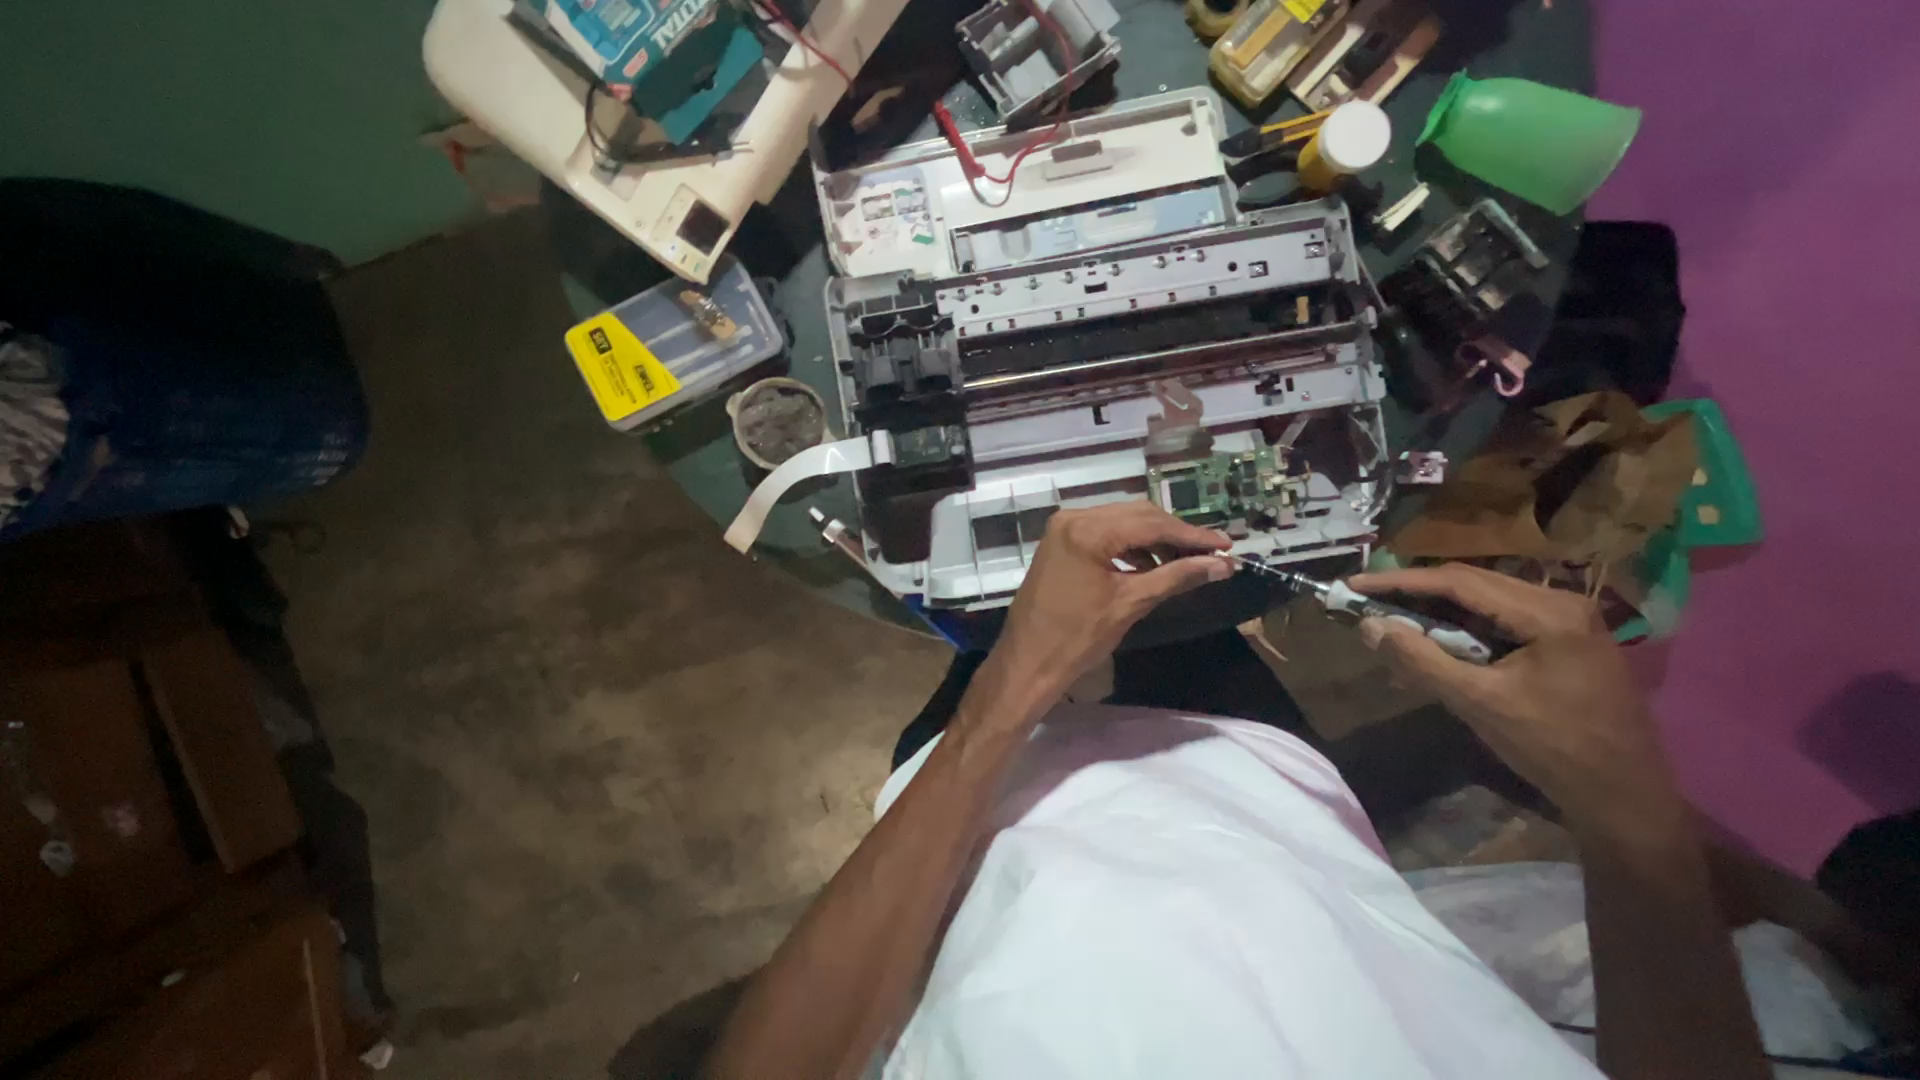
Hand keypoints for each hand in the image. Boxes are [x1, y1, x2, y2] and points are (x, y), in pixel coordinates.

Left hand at [992, 502, 1232, 704]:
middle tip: (1212, 553)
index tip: (1227, 546)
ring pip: (1122, 523)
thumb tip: (1221, 564)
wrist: (1028, 662)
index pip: (1151, 523)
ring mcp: (1063, 529)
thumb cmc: (1077, 638)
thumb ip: (1177, 576)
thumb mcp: (1131, 604)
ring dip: (1154, 540)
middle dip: (1175, 534)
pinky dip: (1131, 547)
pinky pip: (1105, 534)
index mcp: (1087, 530)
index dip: (1192, 535)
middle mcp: (1073, 518)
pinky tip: (1153, 566)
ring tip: (1187, 562)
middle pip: (1137, 515)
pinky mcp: (1061, 543)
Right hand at [1348, 564, 1678, 836]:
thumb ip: (1421, 660)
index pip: (1459, 582)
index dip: (1400, 582)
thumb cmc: (1554, 748)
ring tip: (1392, 621)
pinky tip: (1435, 645)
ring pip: (1485, 602)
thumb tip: (1369, 626)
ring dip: (1437, 611)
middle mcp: (1562, 603)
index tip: (1354, 585)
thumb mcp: (1479, 703)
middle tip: (1365, 600)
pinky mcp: (1566, 640)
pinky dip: (1463, 630)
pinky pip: (1502, 621)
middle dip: (1415, 593)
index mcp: (1548, 612)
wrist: (1625, 797)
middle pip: (1472, 584)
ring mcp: (1568, 621)